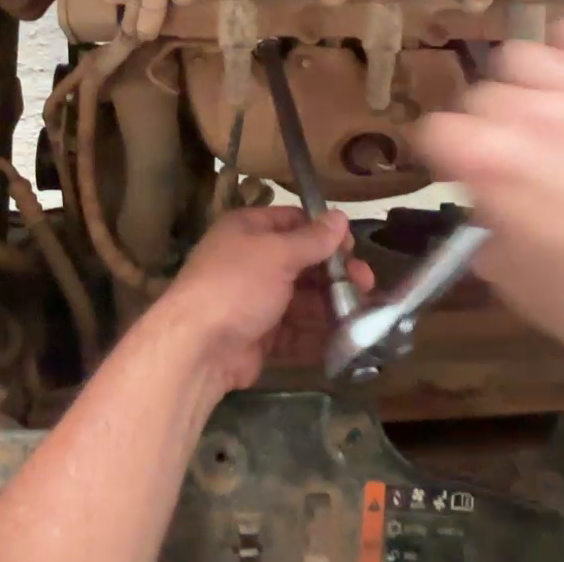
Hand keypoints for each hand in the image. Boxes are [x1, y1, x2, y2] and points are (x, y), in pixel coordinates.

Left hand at [155, 208, 372, 391]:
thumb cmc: (237, 285)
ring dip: (331, 305)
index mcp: (248, 231)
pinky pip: (295, 332)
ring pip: (301, 299)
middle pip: (301, 263)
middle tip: (366, 282)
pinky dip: (318, 335)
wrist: (197, 347)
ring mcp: (255, 301)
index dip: (323, 232)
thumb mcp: (277, 254)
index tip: (352, 247)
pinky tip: (346, 339)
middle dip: (334, 273)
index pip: (292, 222)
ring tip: (364, 314)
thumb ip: (312, 239)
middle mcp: (251, 262)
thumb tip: (340, 217)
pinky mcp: (259, 336)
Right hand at [416, 18, 563, 402]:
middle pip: (481, 92)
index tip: (463, 176)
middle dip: (487, 125)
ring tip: (551, 118)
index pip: (437, 130)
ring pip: (528, 56)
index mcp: (492, 165)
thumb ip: (486, 225)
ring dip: (526, 87)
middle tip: (516, 159)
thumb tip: (486, 200)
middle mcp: (534, 116)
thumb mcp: (516, 283)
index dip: (447, 157)